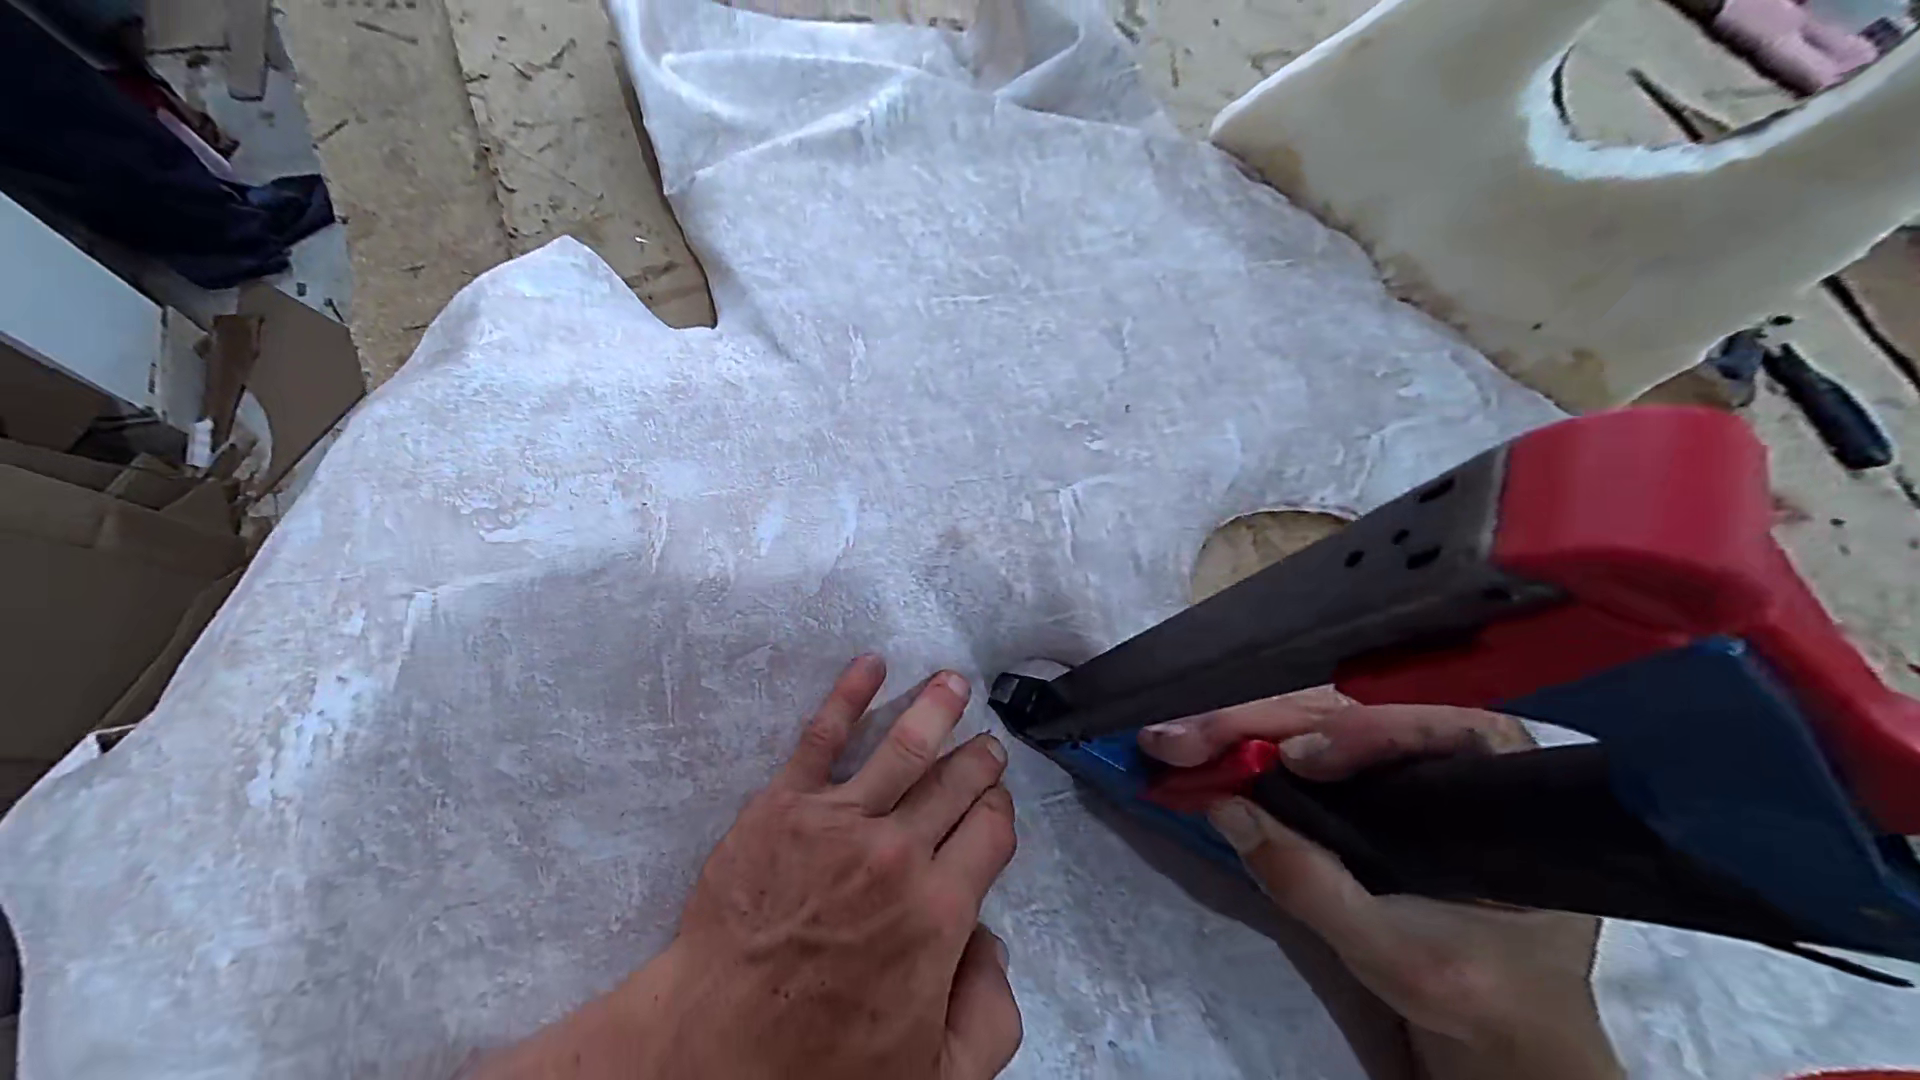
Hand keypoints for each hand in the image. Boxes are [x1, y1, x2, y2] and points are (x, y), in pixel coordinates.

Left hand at [473, 655, 1021, 1079]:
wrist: (710, 1055)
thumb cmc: (823, 1068)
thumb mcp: (938, 1079)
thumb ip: (991, 1014)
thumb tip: (993, 940)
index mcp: (940, 911)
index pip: (991, 831)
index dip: (999, 811)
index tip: (994, 802)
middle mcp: (899, 853)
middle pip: (956, 783)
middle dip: (979, 758)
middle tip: (986, 742)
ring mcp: (840, 821)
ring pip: (904, 747)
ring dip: (935, 708)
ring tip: (953, 681)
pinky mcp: (784, 805)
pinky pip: (822, 738)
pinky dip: (849, 696)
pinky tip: (870, 664)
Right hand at [1139, 689, 1622, 1079]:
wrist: (1489, 1021)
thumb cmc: (1480, 996)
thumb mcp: (1405, 960)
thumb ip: (1319, 889)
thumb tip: (1225, 809)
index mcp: (1494, 781)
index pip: (1430, 729)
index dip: (1359, 733)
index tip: (1295, 758)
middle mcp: (1432, 750)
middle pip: (1337, 713)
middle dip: (1252, 723)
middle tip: (1176, 738)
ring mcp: (1381, 758)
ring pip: (1301, 719)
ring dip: (1229, 727)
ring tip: (1168, 740)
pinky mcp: (1343, 776)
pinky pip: (1283, 745)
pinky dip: (1233, 748)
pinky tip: (1192, 753)